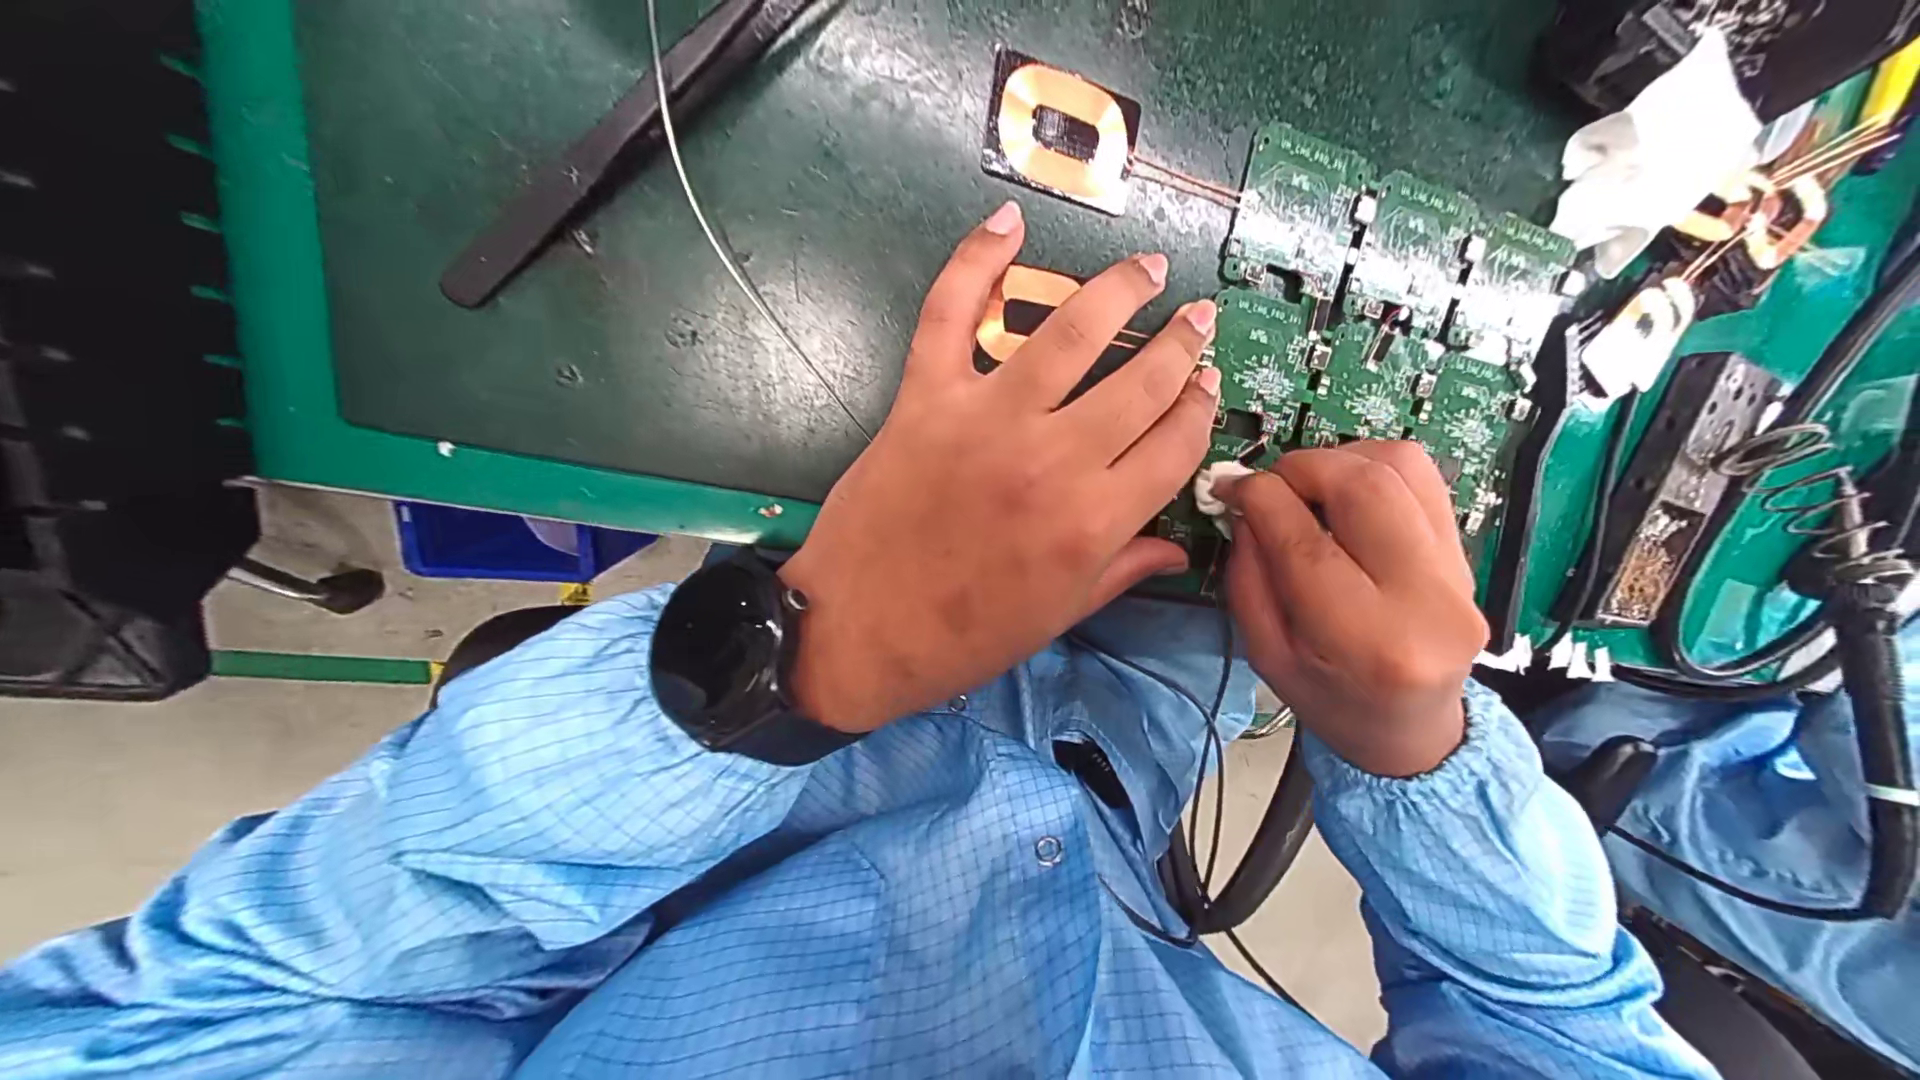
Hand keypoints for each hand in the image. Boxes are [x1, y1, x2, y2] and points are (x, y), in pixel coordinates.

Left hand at [777, 200, 1221, 732]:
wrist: (860, 633)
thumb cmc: (964, 637)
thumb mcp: (1057, 616)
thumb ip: (1122, 571)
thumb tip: (1178, 548)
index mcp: (1094, 522)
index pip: (1176, 445)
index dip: (1201, 410)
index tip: (1207, 386)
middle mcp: (1053, 460)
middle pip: (1141, 383)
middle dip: (1181, 344)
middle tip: (1195, 319)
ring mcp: (986, 421)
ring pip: (1069, 333)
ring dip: (1118, 290)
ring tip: (1146, 269)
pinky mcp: (924, 400)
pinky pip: (950, 315)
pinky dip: (975, 261)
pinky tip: (1008, 223)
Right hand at [1213, 442, 1487, 776]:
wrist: (1412, 729)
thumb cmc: (1328, 700)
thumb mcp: (1264, 652)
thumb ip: (1248, 576)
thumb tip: (1245, 506)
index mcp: (1363, 640)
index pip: (1303, 540)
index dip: (1257, 498)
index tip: (1229, 488)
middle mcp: (1425, 600)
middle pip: (1365, 486)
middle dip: (1301, 467)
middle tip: (1269, 482)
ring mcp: (1458, 574)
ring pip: (1402, 467)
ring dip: (1340, 460)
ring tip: (1307, 487)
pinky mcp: (1468, 556)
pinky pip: (1424, 479)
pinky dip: (1373, 468)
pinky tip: (1344, 492)